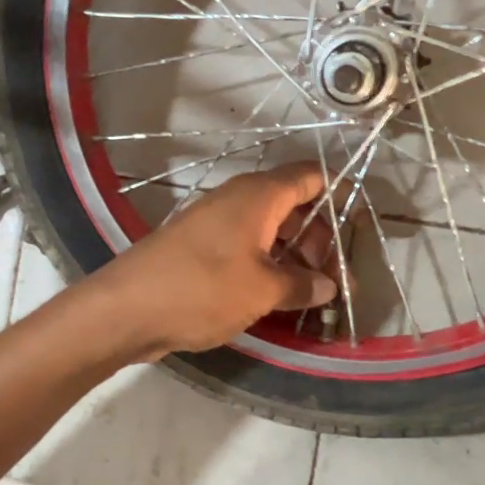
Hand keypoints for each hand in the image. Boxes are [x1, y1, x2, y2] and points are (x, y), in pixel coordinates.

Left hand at [92, 162, 339, 358]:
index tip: (357, 230)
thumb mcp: (263, 291)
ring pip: (269, 231)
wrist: (127, 309)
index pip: (311, 176)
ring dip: (294, 258)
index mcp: (258, 196)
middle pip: (293, 206)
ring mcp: (215, 225)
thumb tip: (329, 285)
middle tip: (335, 280)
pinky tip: (277, 300)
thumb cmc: (202, 289)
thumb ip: (302, 285)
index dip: (340, 195)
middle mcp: (238, 201)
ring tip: (311, 296)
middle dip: (320, 239)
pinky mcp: (199, 250)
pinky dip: (267, 268)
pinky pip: (246, 250)